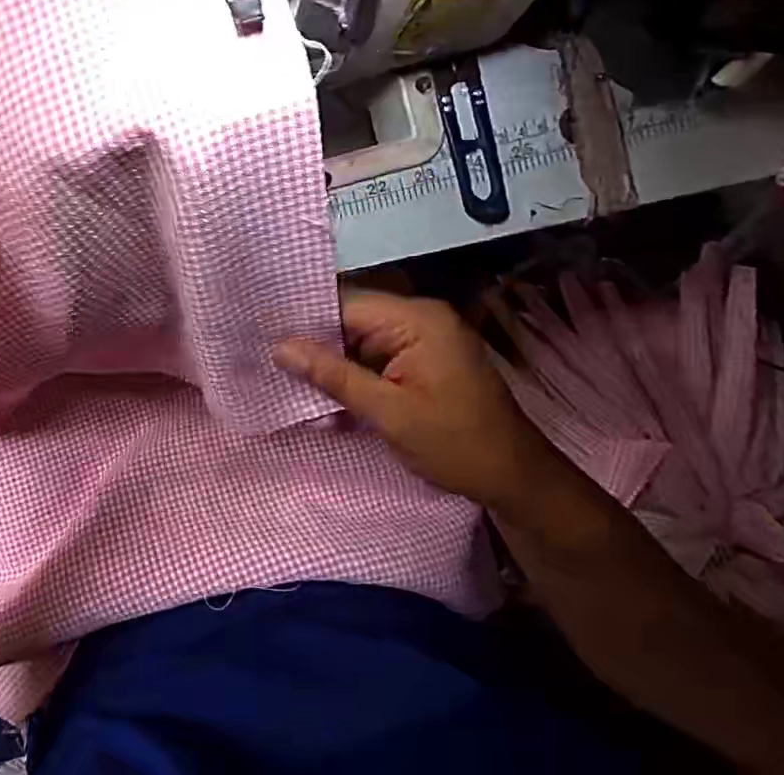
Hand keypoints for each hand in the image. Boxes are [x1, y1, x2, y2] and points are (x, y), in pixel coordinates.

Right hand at [273, 288, 557, 509]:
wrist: (516, 478)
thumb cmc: (456, 445)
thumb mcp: (388, 413)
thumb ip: (333, 376)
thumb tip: (280, 348)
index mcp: (418, 319)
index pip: (347, 304)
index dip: (306, 322)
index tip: (267, 339)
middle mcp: (422, 316)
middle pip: (352, 319)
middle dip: (318, 344)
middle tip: (275, 364)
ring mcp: (425, 335)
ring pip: (361, 338)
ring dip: (334, 362)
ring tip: (294, 380)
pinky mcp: (425, 356)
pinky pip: (378, 354)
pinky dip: (355, 373)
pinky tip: (329, 392)